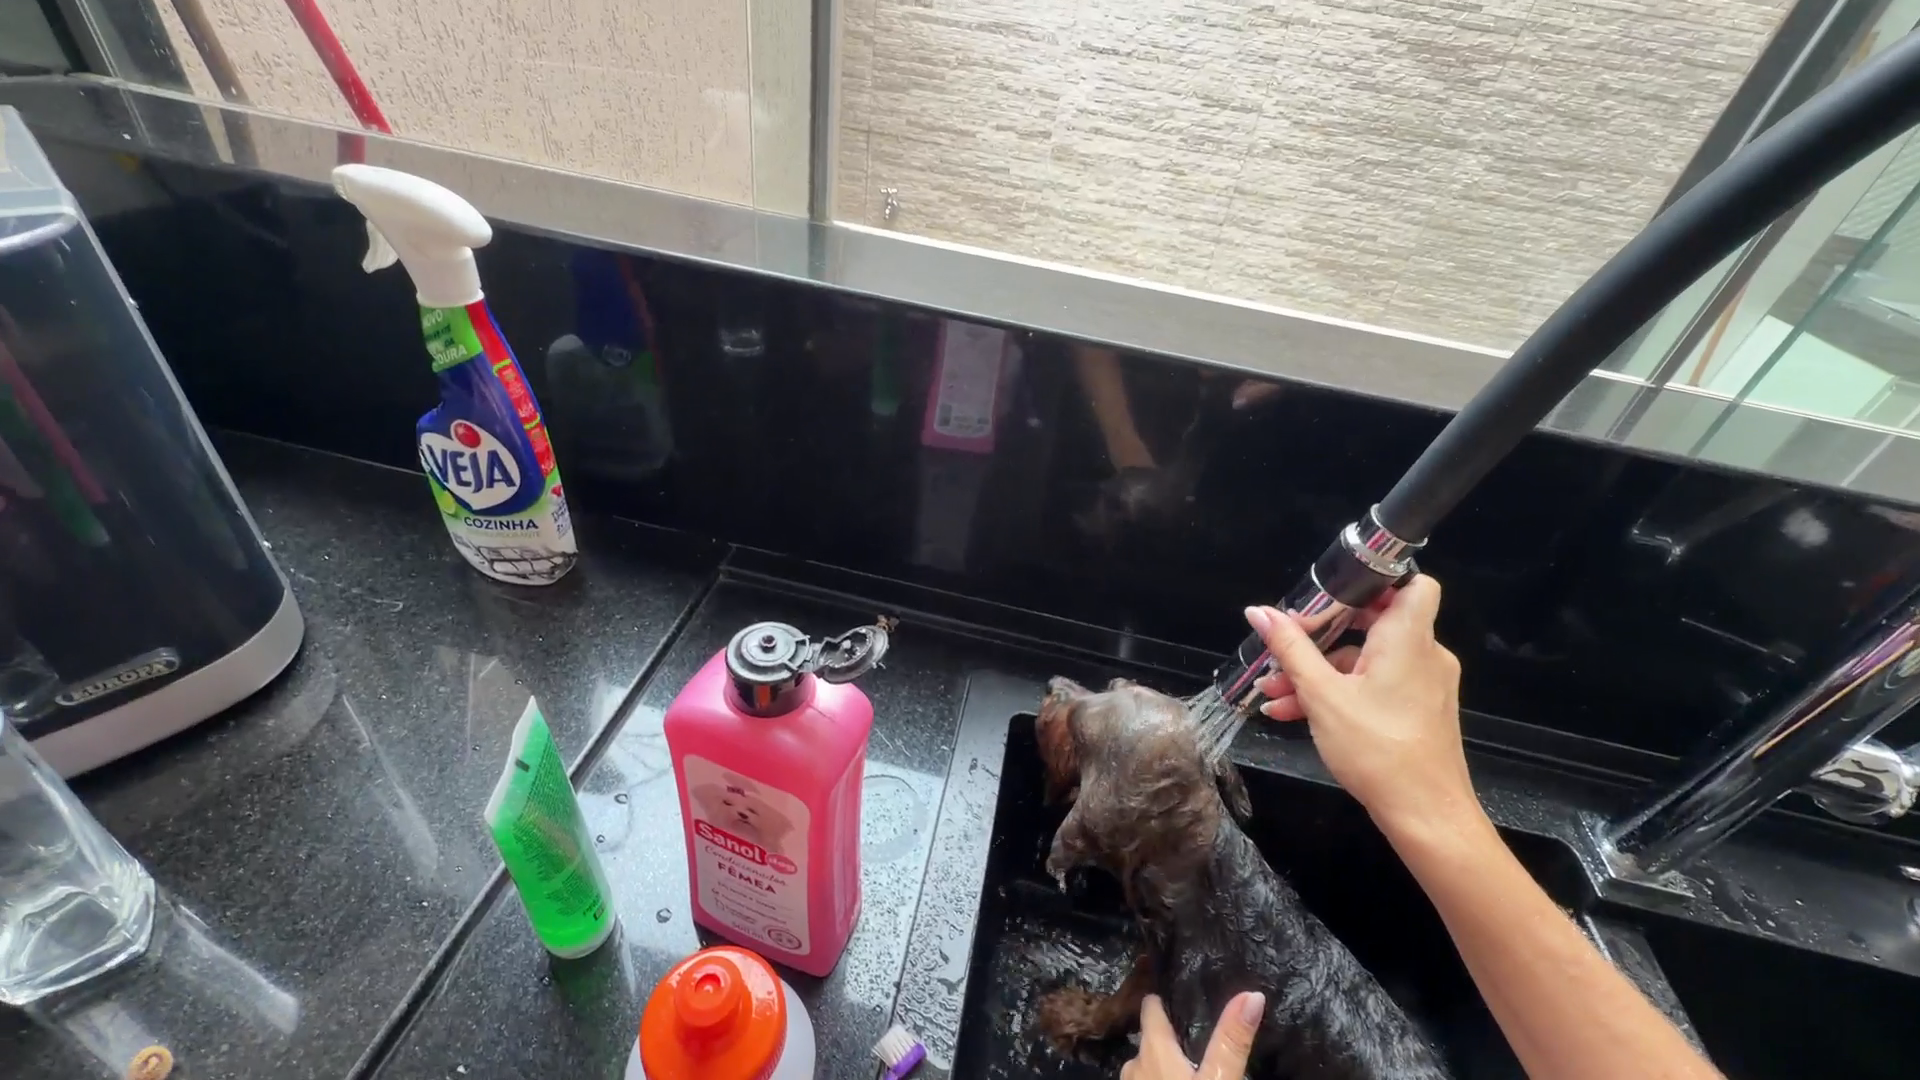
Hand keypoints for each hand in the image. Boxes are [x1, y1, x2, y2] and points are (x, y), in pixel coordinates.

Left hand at [1122, 992, 1262, 1079]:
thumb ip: (1232, 1040)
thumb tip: (1252, 994)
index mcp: (1152, 1049)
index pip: (1150, 1008)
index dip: (1161, 998)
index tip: (1173, 989)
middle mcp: (1135, 1066)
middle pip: (1149, 1040)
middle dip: (1166, 1037)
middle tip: (1192, 1035)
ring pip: (1147, 1068)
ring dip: (1163, 1066)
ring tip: (1188, 1066)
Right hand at [1243, 575, 1481, 835]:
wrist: (1426, 816)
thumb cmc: (1376, 748)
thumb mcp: (1321, 694)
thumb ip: (1290, 648)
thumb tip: (1259, 611)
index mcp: (1407, 640)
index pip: (1410, 584)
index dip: (1373, 580)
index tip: (1328, 593)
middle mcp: (1422, 655)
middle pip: (1374, 622)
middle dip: (1321, 633)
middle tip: (1285, 643)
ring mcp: (1422, 685)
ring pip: (1365, 660)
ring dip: (1318, 670)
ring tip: (1273, 693)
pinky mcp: (1416, 711)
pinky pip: (1373, 685)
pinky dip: (1338, 691)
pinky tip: (1293, 712)